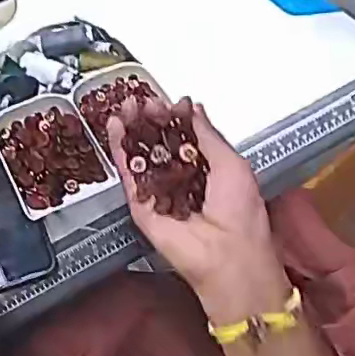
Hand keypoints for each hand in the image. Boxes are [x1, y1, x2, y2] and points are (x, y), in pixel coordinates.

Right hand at [107, 98, 292, 322]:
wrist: (225, 256)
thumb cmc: (240, 214)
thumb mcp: (231, 163)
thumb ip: (209, 136)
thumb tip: (194, 109)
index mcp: (209, 171)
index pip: (185, 139)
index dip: (174, 118)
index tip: (165, 101)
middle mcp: (182, 182)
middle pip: (159, 145)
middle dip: (150, 121)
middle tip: (140, 100)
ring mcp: (159, 194)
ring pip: (141, 157)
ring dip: (132, 131)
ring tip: (124, 106)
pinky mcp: (141, 206)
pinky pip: (129, 176)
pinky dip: (120, 151)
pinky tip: (114, 128)